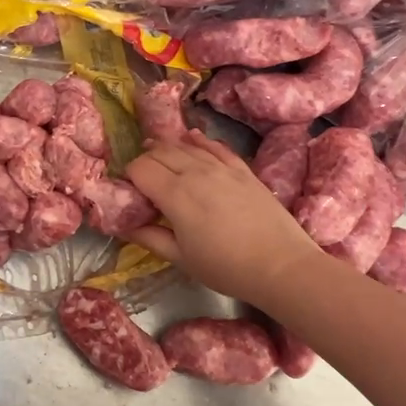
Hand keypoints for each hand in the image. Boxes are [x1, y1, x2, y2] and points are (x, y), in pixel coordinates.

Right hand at [124, 130, 323, 303]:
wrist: (283, 266)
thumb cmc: (227, 268)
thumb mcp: (181, 259)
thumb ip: (149, 237)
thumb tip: (122, 225)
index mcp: (175, 194)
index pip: (140, 168)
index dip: (129, 176)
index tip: (130, 192)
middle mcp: (196, 172)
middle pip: (160, 152)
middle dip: (145, 160)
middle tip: (142, 179)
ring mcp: (222, 168)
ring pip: (185, 145)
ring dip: (167, 147)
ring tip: (157, 153)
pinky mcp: (243, 170)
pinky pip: (216, 147)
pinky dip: (199, 140)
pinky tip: (191, 138)